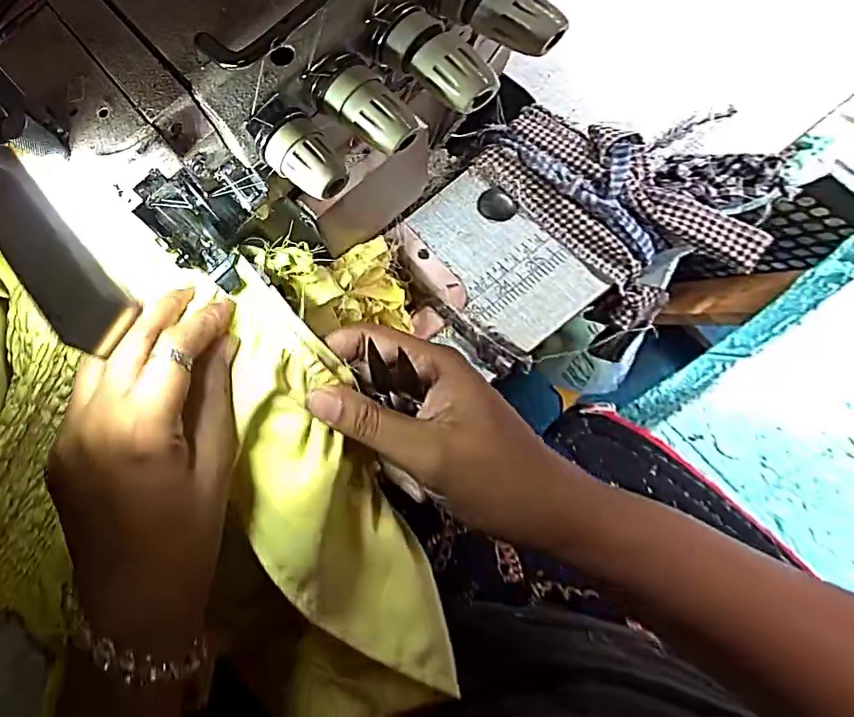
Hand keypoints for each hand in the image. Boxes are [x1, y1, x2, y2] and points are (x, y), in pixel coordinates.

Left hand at [47, 288, 239, 650]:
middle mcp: (94, 418)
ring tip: (164, 311)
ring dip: (132, 327)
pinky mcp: (58, 444)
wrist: (131, 607)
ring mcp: (67, 430)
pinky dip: (114, 360)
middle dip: (163, 308)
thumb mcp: (215, 467)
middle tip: (192, 291)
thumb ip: (216, 395)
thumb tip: (225, 342)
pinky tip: (138, 355)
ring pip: (99, 354)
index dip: (202, 322)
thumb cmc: (188, 542)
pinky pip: (86, 385)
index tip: (225, 305)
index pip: (173, 348)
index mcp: (140, 427)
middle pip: (129, 339)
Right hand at [310, 324, 594, 551]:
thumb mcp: (427, 452)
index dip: (333, 349)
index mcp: (433, 362)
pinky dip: (376, 427)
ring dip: (357, 409)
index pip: (370, 337)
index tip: (298, 373)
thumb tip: (314, 394)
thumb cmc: (496, 479)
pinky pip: (394, 414)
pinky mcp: (436, 422)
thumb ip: (370, 423)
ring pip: (381, 392)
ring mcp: (435, 397)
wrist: (555, 515)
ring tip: (323, 427)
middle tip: (304, 405)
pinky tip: (358, 447)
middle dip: (341, 382)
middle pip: (372, 363)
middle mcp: (431, 371)